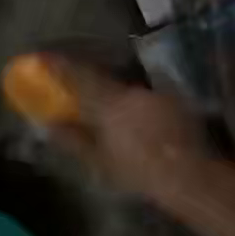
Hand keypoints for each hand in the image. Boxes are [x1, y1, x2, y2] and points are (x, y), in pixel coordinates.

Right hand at [37, 55, 219, 205]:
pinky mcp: (177, 105)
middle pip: (104, 82)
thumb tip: (49, 124)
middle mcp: (133, 92)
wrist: (193, 179)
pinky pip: (147, 102)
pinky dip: (137, 110)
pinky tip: (139, 127)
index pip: (79, 77)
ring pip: (128, 93)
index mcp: (110, 104)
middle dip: (89, 85)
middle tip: (78, 92)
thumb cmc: (139, 173)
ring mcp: (158, 96)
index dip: (58, 66)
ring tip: (112, 118)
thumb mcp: (99, 162)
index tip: (41, 57)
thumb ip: (73, 140)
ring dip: (116, 101)